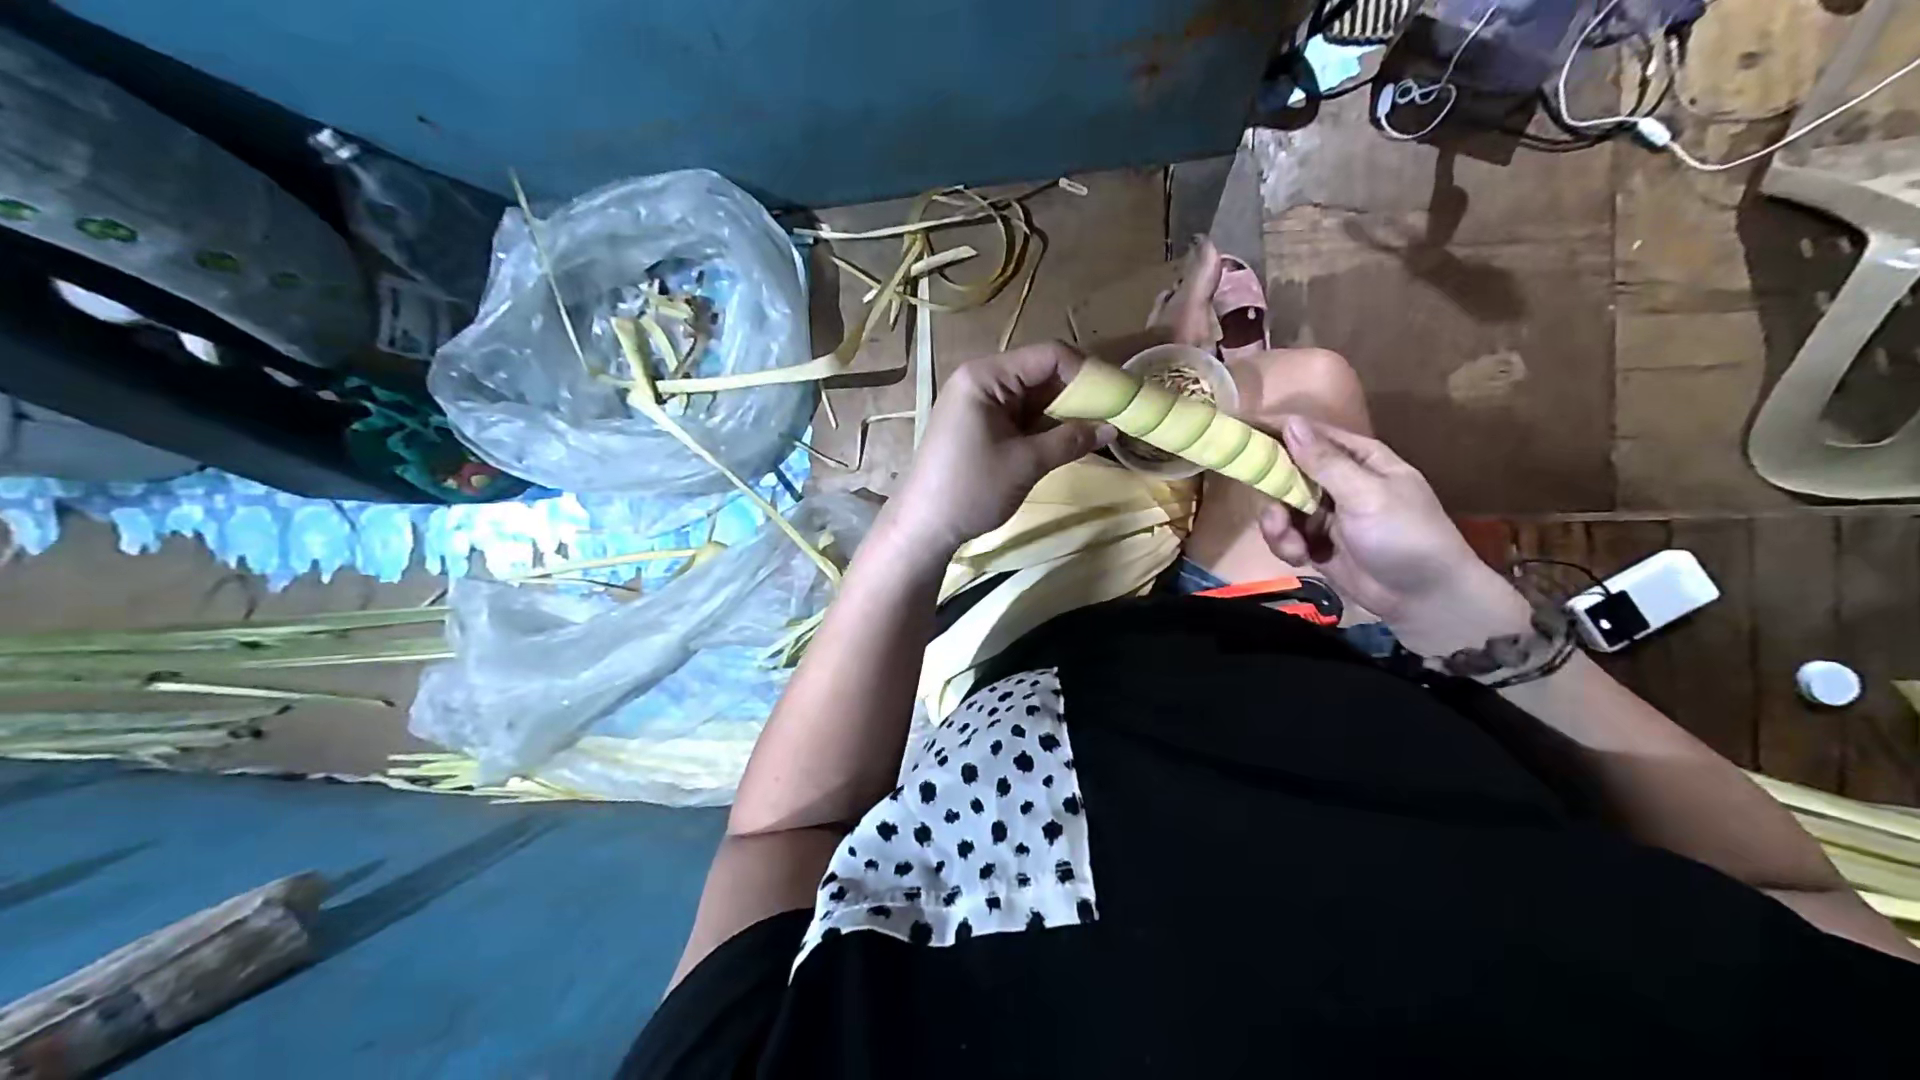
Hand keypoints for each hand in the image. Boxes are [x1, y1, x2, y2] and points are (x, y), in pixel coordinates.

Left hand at [888, 343, 1111, 551]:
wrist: (924, 526)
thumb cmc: (971, 489)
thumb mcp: (1026, 463)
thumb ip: (1070, 440)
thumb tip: (1112, 428)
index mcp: (985, 376)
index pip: (1048, 355)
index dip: (1086, 372)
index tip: (1116, 396)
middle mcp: (980, 380)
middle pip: (1041, 372)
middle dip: (1078, 392)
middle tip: (1114, 413)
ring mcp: (978, 403)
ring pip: (1033, 395)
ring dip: (1064, 411)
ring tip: (1099, 427)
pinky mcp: (979, 425)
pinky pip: (1020, 414)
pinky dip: (1045, 425)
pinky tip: (1070, 439)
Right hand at [1258, 416, 1530, 655]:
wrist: (1424, 598)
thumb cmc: (1405, 537)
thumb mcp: (1365, 495)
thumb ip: (1324, 461)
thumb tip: (1290, 422)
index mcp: (1358, 457)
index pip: (1307, 432)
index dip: (1274, 430)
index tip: (1239, 432)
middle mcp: (1337, 479)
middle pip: (1285, 470)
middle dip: (1274, 492)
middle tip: (1275, 512)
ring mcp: (1324, 512)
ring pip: (1278, 505)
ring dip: (1278, 526)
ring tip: (1293, 545)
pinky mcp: (1314, 541)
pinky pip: (1283, 534)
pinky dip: (1286, 545)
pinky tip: (1301, 558)